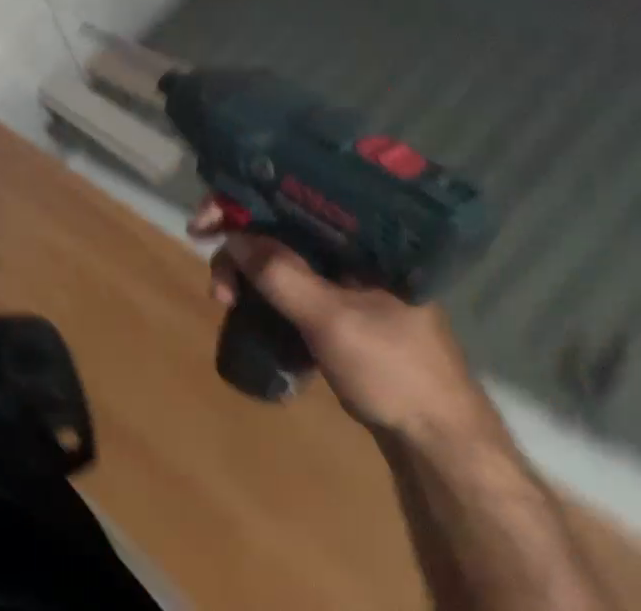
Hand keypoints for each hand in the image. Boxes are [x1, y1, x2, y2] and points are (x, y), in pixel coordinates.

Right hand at [190, 201, 497, 442]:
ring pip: (280, 260)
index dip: (244, 203)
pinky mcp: (339, 310)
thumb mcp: (330, 319)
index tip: (203, 223)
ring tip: (224, 304)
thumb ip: (280, 274)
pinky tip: (242, 311)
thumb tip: (231, 235)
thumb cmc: (394, 370)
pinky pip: (289, 287)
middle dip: (237, 249)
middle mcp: (356, 253)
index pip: (295, 200)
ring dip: (244, 275)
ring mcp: (348, 282)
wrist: (437, 439)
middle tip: (216, 285)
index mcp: (366, 241)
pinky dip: (261, 294)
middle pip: (279, 230)